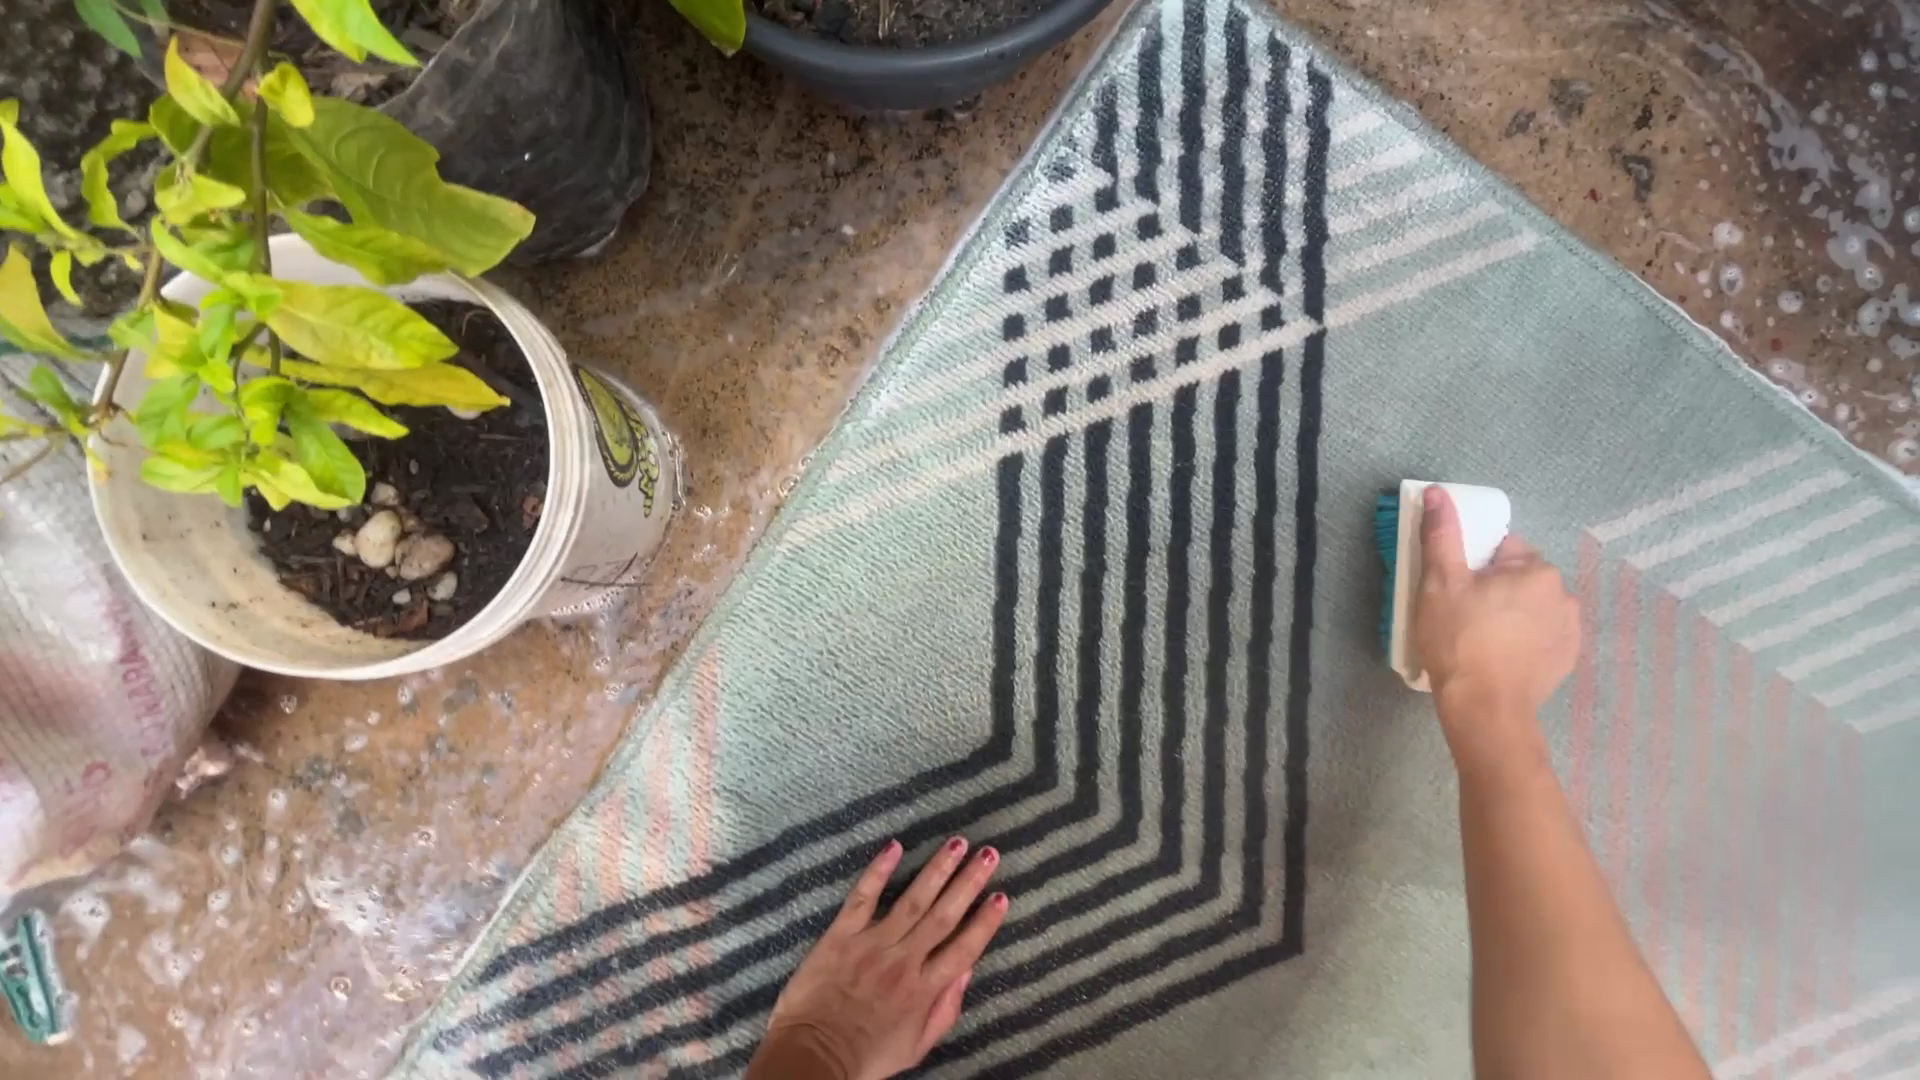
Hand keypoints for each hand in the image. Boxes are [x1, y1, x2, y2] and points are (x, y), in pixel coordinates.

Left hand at [748, 837, 1008, 1079]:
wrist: (812, 1057)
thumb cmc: (865, 1056)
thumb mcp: (915, 1048)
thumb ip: (944, 1010)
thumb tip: (967, 971)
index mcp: (924, 990)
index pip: (963, 949)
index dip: (984, 922)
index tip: (1001, 896)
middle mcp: (904, 961)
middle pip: (943, 915)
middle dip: (968, 883)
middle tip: (988, 854)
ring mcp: (873, 943)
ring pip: (913, 899)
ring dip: (937, 869)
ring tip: (957, 844)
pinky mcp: (842, 934)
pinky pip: (864, 896)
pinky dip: (879, 870)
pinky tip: (895, 847)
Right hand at [1413, 487, 1579, 761]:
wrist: (1484, 705)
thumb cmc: (1458, 638)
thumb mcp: (1439, 582)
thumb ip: (1441, 535)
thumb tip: (1438, 492)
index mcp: (1534, 569)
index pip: (1498, 548)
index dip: (1469, 564)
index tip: (1449, 587)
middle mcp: (1563, 593)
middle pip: (1514, 576)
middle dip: (1489, 588)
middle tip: (1456, 612)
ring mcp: (1570, 628)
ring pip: (1528, 606)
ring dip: (1506, 613)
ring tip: (1475, 637)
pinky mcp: (1567, 658)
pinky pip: (1539, 634)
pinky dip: (1520, 638)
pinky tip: (1496, 654)